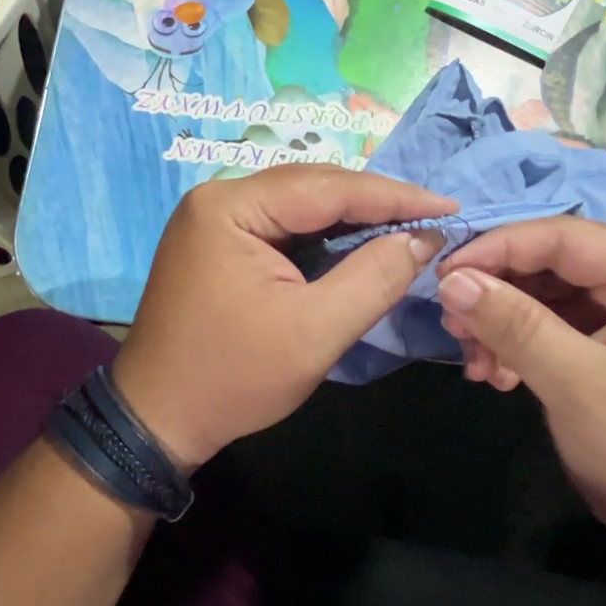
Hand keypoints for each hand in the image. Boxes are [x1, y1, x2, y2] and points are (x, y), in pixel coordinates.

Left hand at [113, 165, 454, 472]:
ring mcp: (211, 219)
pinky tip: (356, 244)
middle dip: (373, 203)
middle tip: (433, 219)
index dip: (394, 196)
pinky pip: (279, 226)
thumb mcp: (315, 332)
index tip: (449, 207)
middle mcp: (217, 197)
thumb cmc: (233, 377)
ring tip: (406, 228)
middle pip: (310, 187)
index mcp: (230, 207)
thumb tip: (424, 238)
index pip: (327, 186)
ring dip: (349, 218)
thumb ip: (374, 278)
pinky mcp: (214, 242)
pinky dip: (321, 236)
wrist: (156, 418)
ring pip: (297, 205)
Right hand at [434, 217, 605, 567]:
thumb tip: (451, 279)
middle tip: (452, 327)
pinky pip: (549, 335)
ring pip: (544, 301)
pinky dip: (516, 350)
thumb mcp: (583, 387)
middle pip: (550, 266)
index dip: (499, 248)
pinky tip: (497, 379)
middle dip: (497, 292)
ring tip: (476, 365)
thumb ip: (517, 326)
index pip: (565, 237)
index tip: (443, 276)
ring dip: (501, 325)